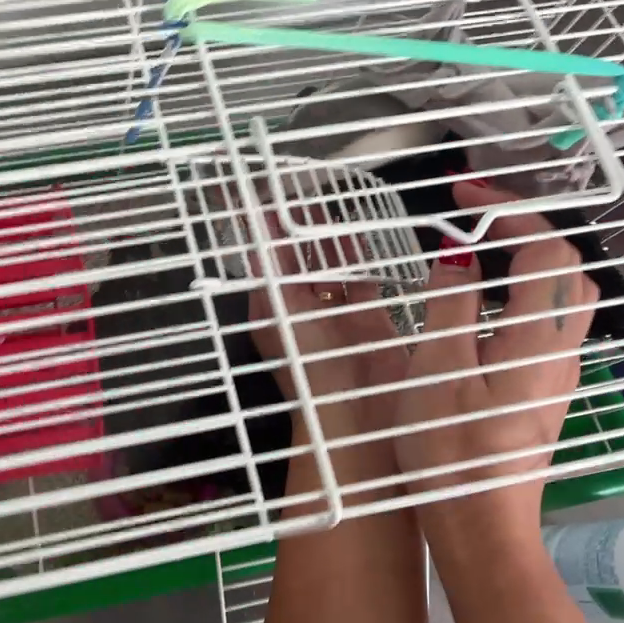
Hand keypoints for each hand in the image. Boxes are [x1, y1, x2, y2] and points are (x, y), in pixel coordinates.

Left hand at [244, 217, 410, 507]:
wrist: (359, 423)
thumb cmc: (312, 368)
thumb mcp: (282, 315)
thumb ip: (270, 272)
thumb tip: (252, 229)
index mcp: (274, 312)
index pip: (268, 262)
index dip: (270, 233)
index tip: (274, 199)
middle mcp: (303, 313)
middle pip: (302, 263)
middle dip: (306, 234)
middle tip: (312, 199)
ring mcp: (338, 317)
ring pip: (335, 271)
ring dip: (337, 245)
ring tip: (340, 213)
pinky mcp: (372, 324)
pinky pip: (368, 285)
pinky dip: (368, 265)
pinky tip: (370, 241)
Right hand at [390, 182, 595, 546]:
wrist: (480, 525)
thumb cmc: (451, 449)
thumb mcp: (437, 371)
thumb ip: (450, 306)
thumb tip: (456, 255)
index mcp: (536, 338)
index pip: (545, 249)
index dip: (507, 209)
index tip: (460, 195)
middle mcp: (560, 348)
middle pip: (566, 266)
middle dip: (521, 225)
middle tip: (469, 215)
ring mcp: (555, 370)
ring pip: (560, 293)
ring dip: (523, 256)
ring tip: (471, 247)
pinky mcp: (541, 388)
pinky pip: (542, 319)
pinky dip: (515, 289)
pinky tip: (476, 301)